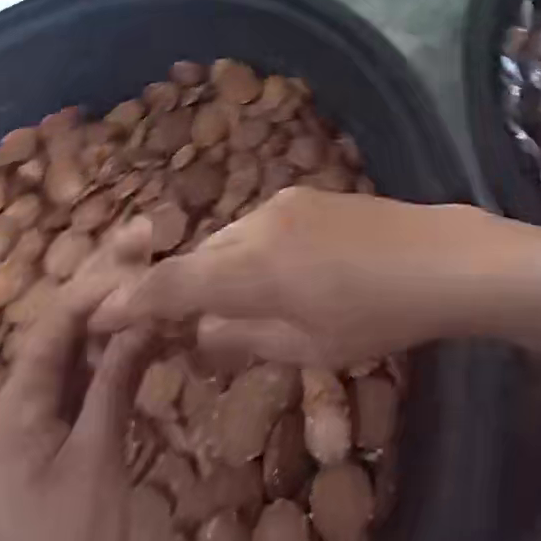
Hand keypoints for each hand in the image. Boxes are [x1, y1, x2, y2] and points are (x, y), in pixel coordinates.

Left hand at [0, 221, 153, 540]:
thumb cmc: (66, 539)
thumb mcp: (94, 459)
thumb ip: (115, 383)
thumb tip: (142, 314)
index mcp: (17, 405)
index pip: (55, 324)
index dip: (95, 283)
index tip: (139, 252)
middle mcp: (28, 400)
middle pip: (66, 325)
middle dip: (102, 278)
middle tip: (141, 231)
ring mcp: (50, 416)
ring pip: (83, 346)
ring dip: (116, 306)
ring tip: (150, 262)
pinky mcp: (72, 433)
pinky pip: (96, 375)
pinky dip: (123, 346)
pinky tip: (148, 324)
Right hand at [93, 188, 498, 367]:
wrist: (439, 255)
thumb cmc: (376, 314)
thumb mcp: (307, 346)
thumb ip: (242, 339)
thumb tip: (196, 335)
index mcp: (251, 267)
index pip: (173, 283)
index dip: (131, 300)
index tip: (101, 313)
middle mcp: (257, 223)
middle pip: (199, 258)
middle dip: (179, 289)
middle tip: (174, 325)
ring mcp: (285, 201)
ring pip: (228, 239)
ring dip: (218, 270)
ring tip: (234, 305)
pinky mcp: (308, 193)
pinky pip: (257, 225)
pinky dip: (247, 252)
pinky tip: (274, 274)